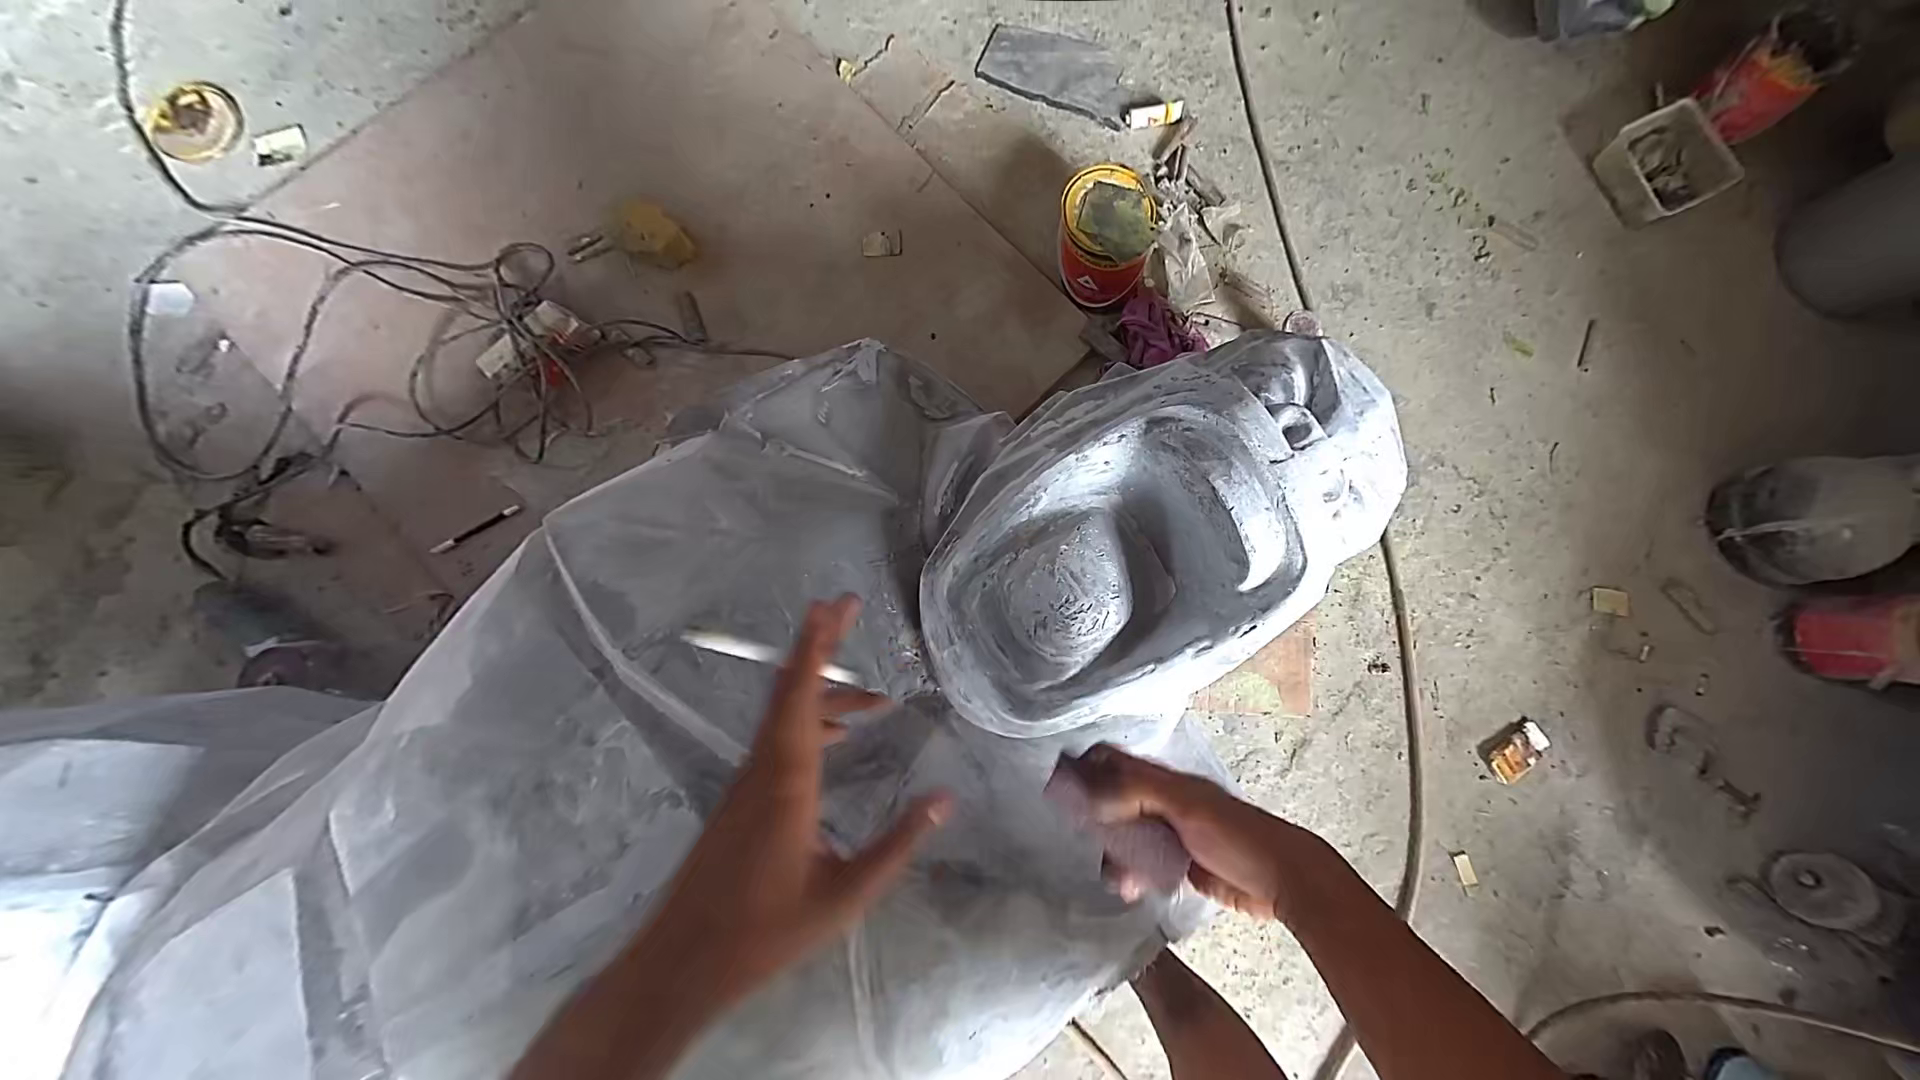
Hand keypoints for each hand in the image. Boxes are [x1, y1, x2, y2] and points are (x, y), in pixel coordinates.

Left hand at [510, 596, 951, 1079]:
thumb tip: (945, 800)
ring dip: (826, 694)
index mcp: (788, 777)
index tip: (832, 605)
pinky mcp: (745, 795)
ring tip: (876, 701)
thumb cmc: (766, 928)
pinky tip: (837, 738)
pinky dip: (812, 722)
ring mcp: (750, 778)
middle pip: (793, 688)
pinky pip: (781, 739)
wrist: (683, 961)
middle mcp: (764, 764)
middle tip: (849, 608)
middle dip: (821, 645)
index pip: (801, 694)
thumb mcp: (847, 892)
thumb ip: (899, 843)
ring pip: (788, 715)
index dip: (817, 644)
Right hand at [1074, 743, 1335, 921]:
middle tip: (1082, 837)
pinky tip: (1130, 887)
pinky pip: (1140, 863)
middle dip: (1092, 818)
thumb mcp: (1184, 804)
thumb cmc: (1238, 834)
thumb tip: (1090, 790)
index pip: (1112, 760)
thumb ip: (1137, 791)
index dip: (1084, 766)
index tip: (1060, 785)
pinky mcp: (1176, 862)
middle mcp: (1160, 800)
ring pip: (1123, 834)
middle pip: (1110, 798)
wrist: (1283, 879)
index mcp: (1161, 778)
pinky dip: (1130, 874)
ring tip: (1115, 875)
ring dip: (1112, 853)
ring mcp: (1168, 831)